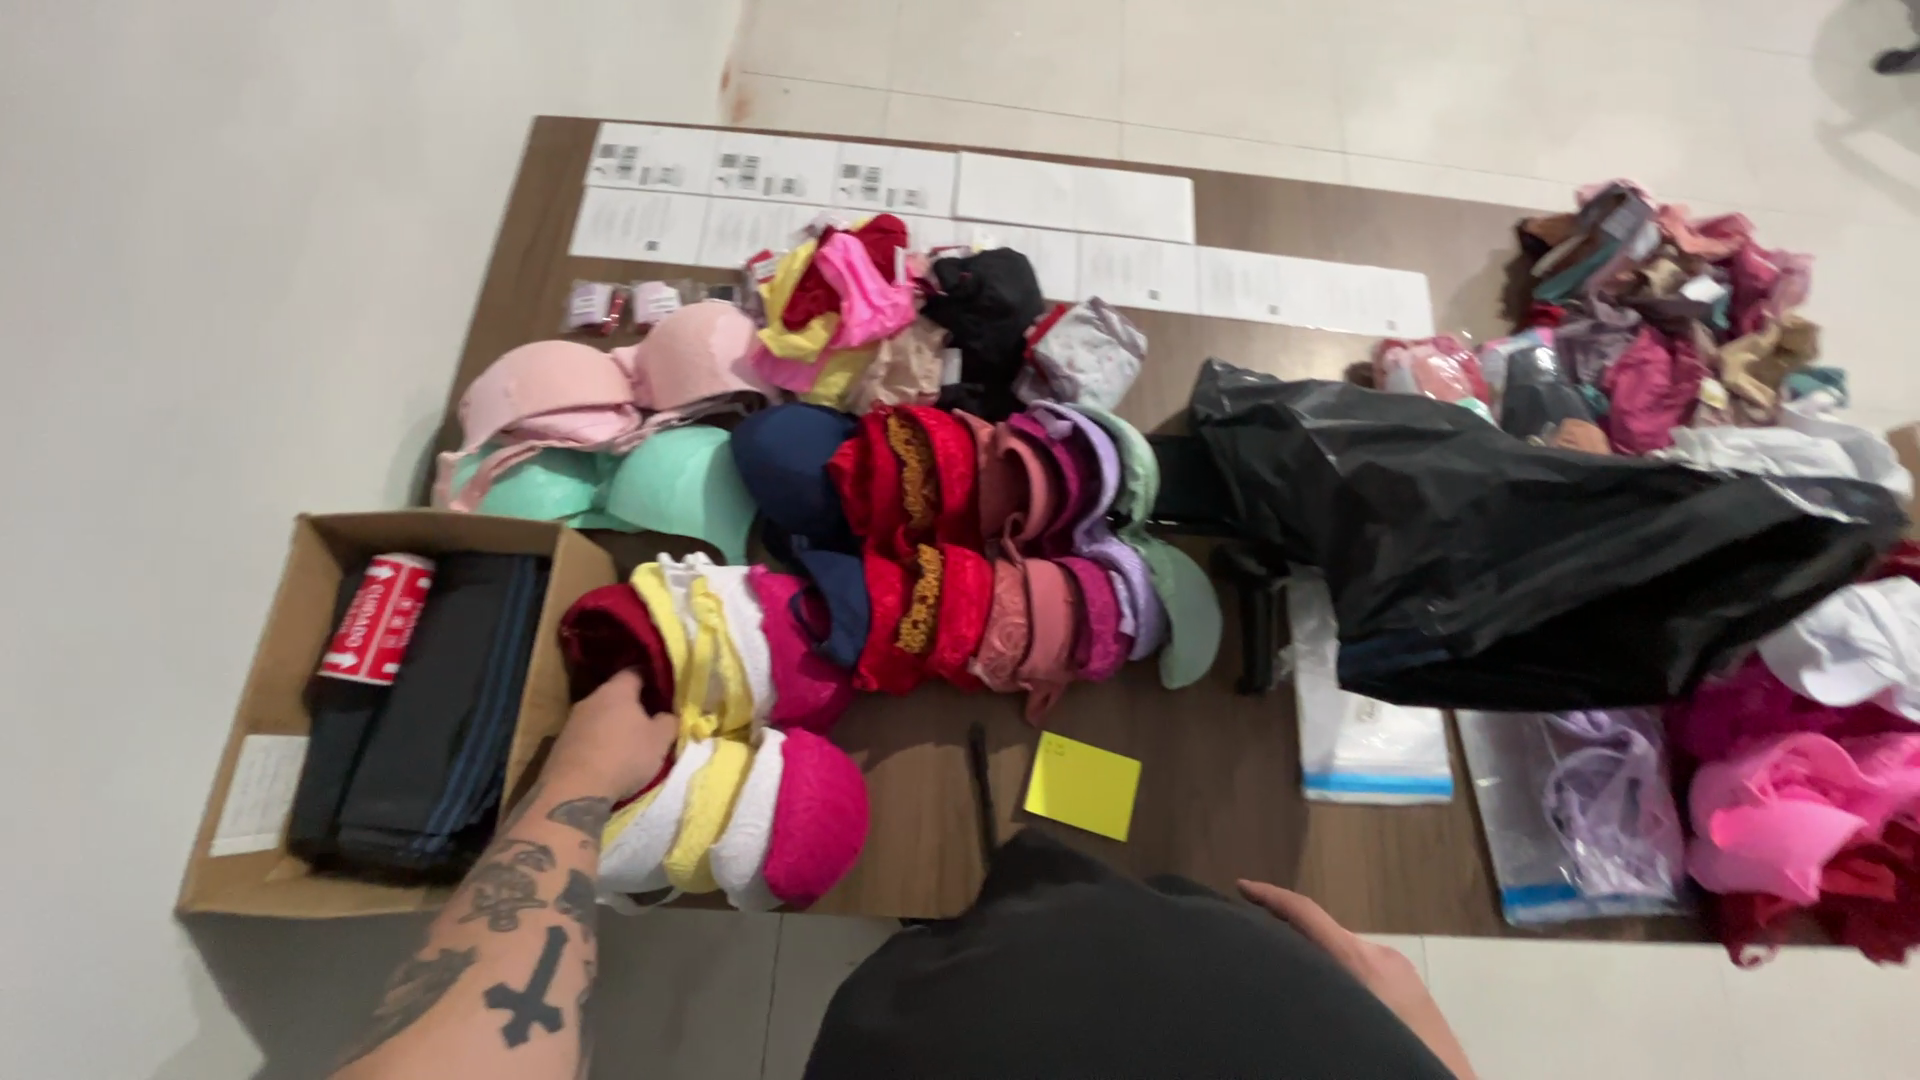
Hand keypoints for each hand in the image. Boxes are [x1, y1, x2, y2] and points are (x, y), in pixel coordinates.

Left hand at [544, 670, 676, 799]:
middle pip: (615, 694)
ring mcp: (571, 722)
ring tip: (629, 743)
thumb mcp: (660, 740)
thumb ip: (668, 721)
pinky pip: (587, 736)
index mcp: (616, 691)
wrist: (574, 792)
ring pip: (600, 716)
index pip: (635, 672)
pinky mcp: (560, 745)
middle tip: (650, 719)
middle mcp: (591, 700)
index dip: (651, 678)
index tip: (663, 689)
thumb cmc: (624, 757)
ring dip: (614, 725)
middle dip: (633, 705)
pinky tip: (608, 760)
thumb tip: (666, 716)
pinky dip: (599, 742)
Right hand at [1237, 880, 1476, 1079]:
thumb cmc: (1402, 1064)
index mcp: (1362, 962)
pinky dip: (1338, 975)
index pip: (1308, 913)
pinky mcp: (1412, 990)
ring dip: (1316, 962)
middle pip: (1323, 933)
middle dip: (1289, 934)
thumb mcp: (1344, 1033)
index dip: (1271, 895)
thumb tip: (1284, 980)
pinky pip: (1362, 970)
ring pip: (1342, 955)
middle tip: (1254, 948)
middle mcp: (1381, 956)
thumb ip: (1316, 996)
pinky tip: (1330, 1004)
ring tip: (1289, 984)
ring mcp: (1400, 972)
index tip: (1241, 886)